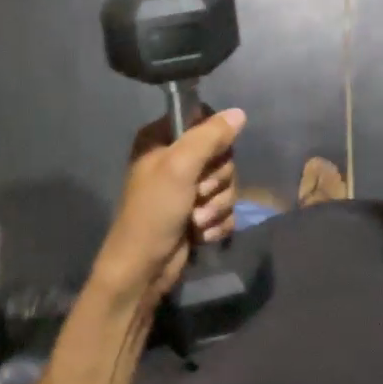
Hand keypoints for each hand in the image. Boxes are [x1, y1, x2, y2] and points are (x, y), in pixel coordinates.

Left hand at [92, 107, 246, 301]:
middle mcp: (174, 158)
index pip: (203, 119)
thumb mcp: (179, 167)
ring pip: (226, 183)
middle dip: (216, 181)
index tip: (209, 158)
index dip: (214, 140)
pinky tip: (202, 234)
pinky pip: (226, 208)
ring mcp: (187, 187)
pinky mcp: (198, 213)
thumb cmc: (154, 212)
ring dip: (216, 205)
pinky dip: (218, 222)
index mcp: (161, 138)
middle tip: (197, 194)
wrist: (143, 270)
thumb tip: (239, 113)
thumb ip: (210, 136)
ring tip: (197, 220)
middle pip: (221, 154)